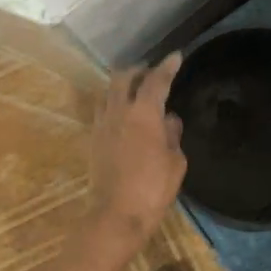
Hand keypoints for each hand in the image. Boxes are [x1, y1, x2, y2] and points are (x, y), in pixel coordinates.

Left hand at [88, 54, 186, 249]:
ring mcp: (102, 125)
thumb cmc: (153, 188)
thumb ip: (173, 135)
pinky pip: (103, 112)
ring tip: (135, 91)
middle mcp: (118, 112)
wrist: (116, 214)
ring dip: (122, 86)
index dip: (167, 67)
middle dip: (138, 70)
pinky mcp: (93, 141)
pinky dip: (114, 105)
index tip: (176, 56)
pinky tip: (124, 116)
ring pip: (108, 93)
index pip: (156, 81)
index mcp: (143, 113)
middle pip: (123, 78)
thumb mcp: (176, 162)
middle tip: (151, 71)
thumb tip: (169, 121)